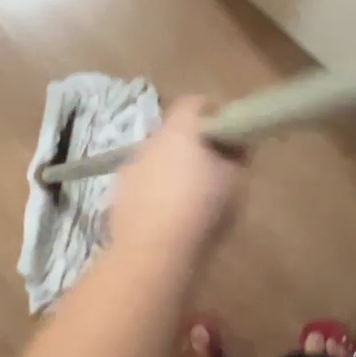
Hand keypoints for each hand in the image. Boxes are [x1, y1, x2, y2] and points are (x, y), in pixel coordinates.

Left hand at [108, 98, 244, 264]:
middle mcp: (150, 141)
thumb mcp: (237, 182)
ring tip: (192, 200)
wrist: (154, 253)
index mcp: (180, 129)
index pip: (196, 103)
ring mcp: (130, 168)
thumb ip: (238, 157)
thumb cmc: (203, 210)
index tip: (230, 132)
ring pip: (156, 161)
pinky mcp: (118, 196)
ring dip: (172, 171)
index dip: (214, 113)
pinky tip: (169, 219)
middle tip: (215, 169)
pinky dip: (155, 194)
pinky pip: (143, 186)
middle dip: (193, 146)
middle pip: (174, 133)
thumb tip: (236, 145)